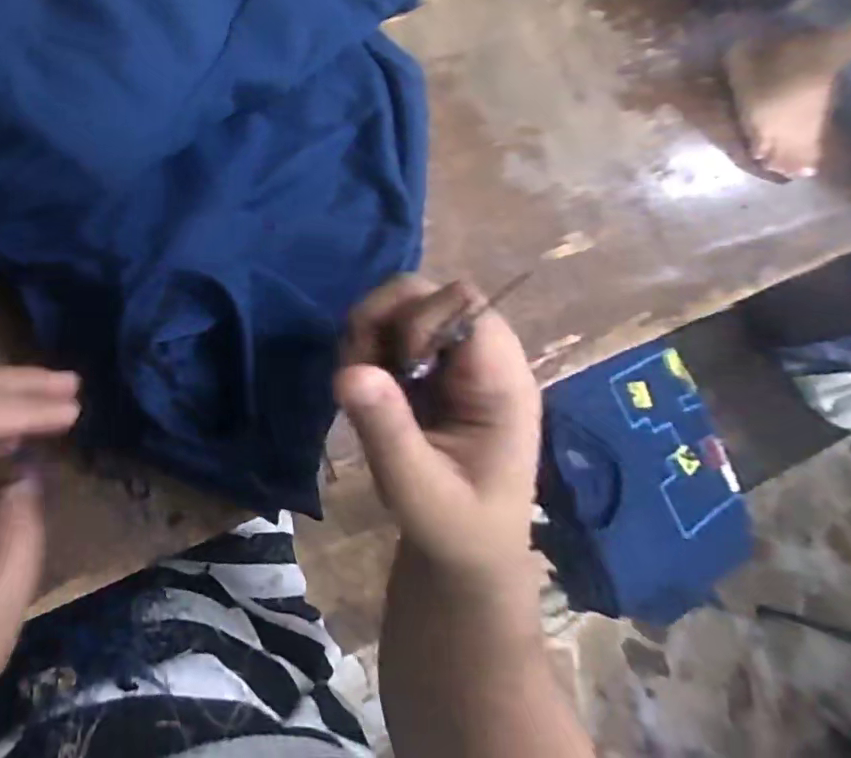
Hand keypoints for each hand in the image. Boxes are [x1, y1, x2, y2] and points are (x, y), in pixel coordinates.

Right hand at [335, 275, 542, 581]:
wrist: (464, 557)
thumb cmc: (456, 530)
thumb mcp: (420, 493)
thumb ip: (389, 433)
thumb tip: (349, 371)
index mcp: (502, 383)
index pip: (464, 304)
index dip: (418, 320)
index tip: (394, 371)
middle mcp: (481, 359)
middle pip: (427, 293)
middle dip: (382, 319)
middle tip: (361, 370)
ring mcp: (452, 360)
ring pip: (402, 305)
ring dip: (368, 332)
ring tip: (360, 385)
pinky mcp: (429, 368)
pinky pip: (391, 328)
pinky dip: (366, 345)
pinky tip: (365, 387)